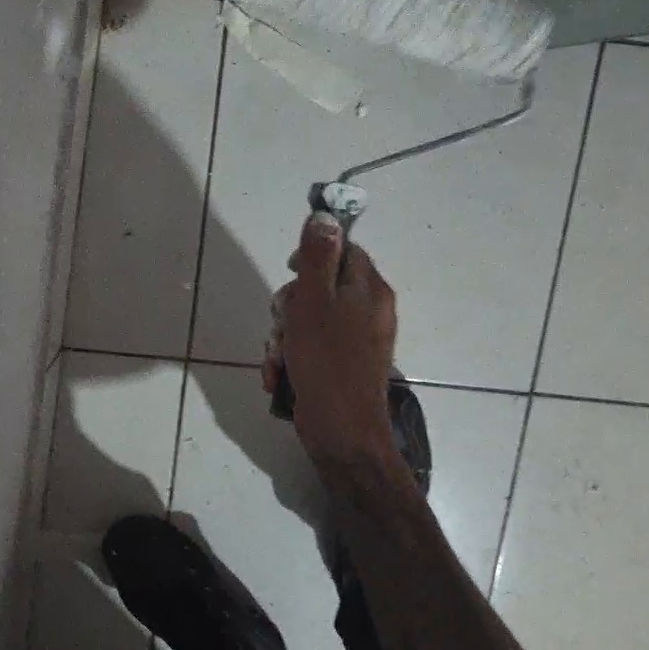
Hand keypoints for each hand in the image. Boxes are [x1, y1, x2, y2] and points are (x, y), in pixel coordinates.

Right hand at [263, 212, 398, 466]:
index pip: (343, 251)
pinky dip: (292, 358)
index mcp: (370, 290)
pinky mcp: (341, 366)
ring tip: (279, 359)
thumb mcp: (315, 302)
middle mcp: (368, 311)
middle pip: (320, 286)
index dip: (312, 257)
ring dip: (284, 336)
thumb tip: (325, 215)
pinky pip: (311, 347)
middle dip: (290, 305)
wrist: (342, 434)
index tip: (292, 273)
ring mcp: (356, 341)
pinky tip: (279, 376)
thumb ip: (318, 258)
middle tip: (283, 324)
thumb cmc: (327, 363)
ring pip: (309, 319)